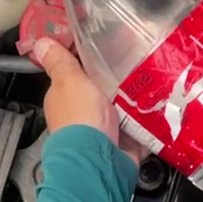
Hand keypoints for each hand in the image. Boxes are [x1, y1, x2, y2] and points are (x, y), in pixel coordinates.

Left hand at [32, 39, 143, 161]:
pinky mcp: (125, 143)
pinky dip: (151, 119)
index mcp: (65, 98)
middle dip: (121, 77)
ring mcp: (105, 130)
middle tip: (139, 60)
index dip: (91, 58)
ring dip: (138, 97)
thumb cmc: (80, 120)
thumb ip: (58, 61)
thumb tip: (40, 43)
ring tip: (155, 79)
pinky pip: (141, 127)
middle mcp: (84, 115)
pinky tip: (162, 104)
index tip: (110, 41)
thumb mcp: (68, 80)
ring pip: (125, 107)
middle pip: (104, 90)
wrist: (99, 160)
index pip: (77, 73)